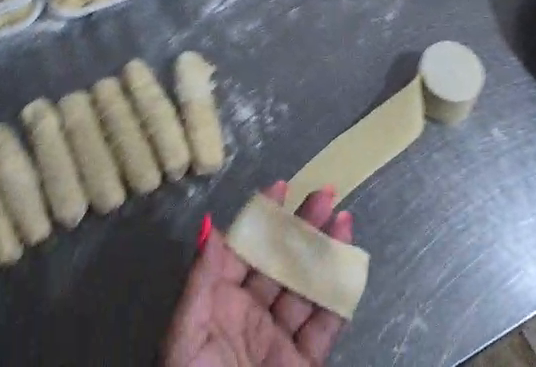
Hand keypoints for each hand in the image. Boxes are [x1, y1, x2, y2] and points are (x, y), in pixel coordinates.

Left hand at [162, 182, 354, 366]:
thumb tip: (212, 225)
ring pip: (306, 287)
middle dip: (301, 226)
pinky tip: (349, 263)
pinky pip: (325, 325)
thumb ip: (202, 279)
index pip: (242, 251)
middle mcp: (248, 316)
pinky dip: (339, 294)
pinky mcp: (303, 364)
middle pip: (279, 262)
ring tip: (343, 217)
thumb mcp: (185, 335)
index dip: (261, 218)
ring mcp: (277, 340)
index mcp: (216, 304)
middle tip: (323, 193)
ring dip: (325, 251)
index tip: (281, 186)